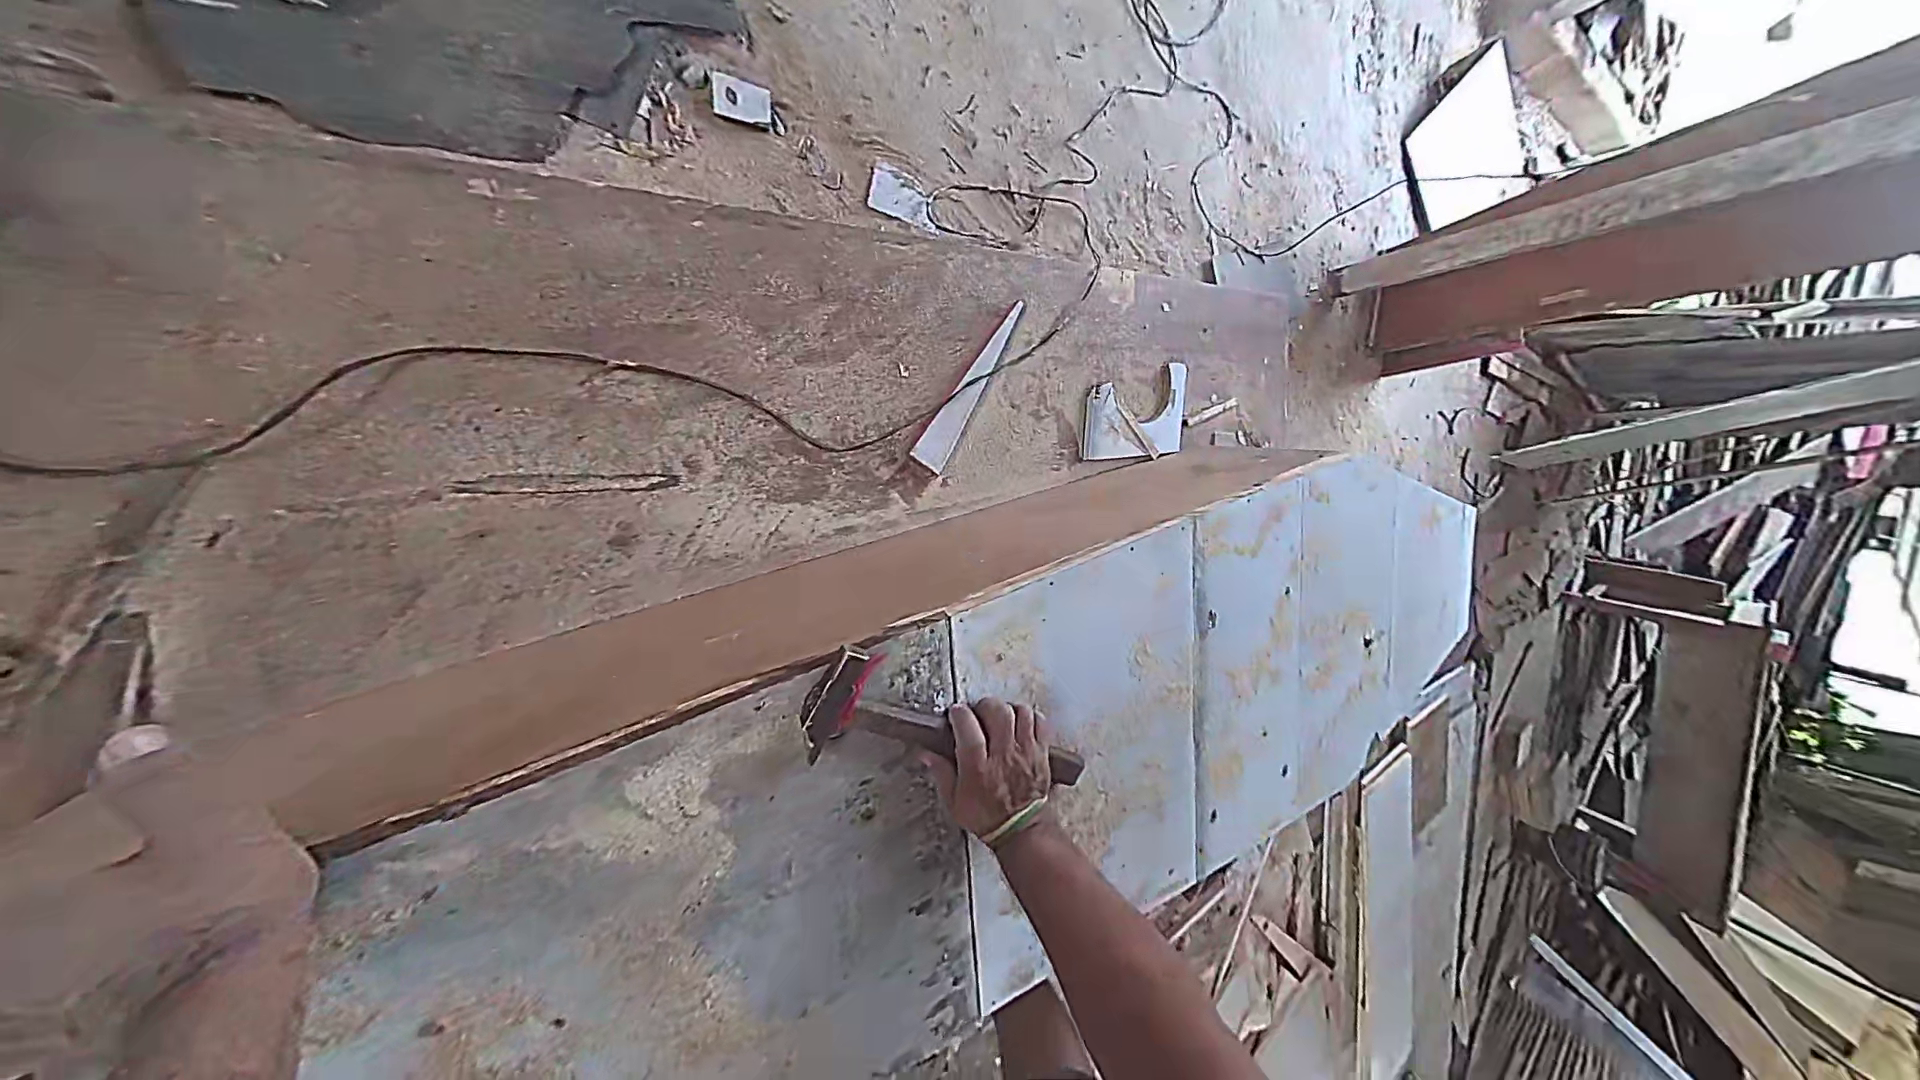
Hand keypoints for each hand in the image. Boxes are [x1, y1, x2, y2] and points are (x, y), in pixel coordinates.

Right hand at [920, 697, 1052, 838]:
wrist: (1021, 831)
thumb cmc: (986, 817)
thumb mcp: (953, 800)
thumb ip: (940, 772)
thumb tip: (925, 753)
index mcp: (978, 767)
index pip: (968, 727)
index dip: (960, 714)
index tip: (955, 713)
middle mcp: (1003, 755)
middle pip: (997, 711)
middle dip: (983, 705)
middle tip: (976, 713)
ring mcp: (1025, 752)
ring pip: (1019, 712)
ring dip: (1006, 709)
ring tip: (997, 717)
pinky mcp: (1040, 752)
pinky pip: (1039, 721)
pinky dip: (1028, 716)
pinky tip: (1018, 723)